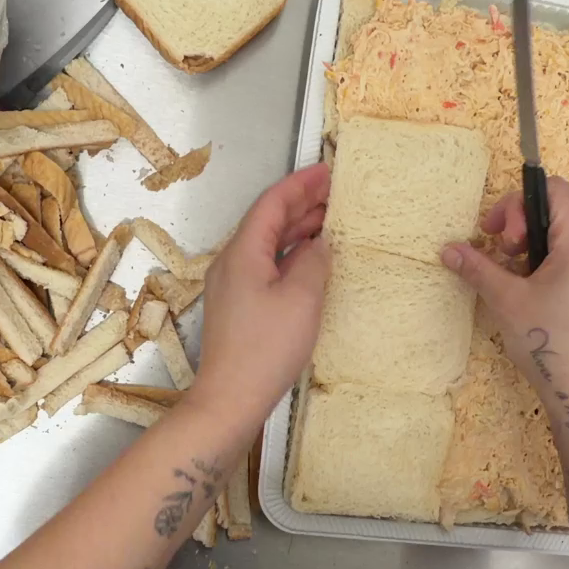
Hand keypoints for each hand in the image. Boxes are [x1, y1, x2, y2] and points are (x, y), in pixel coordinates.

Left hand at [184, 163, 331, 427]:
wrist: (231, 398)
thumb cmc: (266, 348)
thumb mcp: (302, 299)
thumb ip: (314, 262)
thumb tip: (319, 244)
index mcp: (243, 251)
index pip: (272, 203)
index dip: (300, 183)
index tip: (328, 170)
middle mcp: (232, 262)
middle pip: (268, 220)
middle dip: (302, 203)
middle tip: (337, 192)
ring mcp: (233, 285)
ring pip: (268, 244)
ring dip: (298, 229)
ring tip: (332, 219)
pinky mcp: (240, 306)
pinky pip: (267, 266)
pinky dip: (291, 255)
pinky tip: (312, 260)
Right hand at [440, 177, 568, 397]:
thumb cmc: (549, 342)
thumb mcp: (506, 301)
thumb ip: (477, 268)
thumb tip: (447, 249)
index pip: (554, 189)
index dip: (518, 202)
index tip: (498, 235)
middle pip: (561, 206)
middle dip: (523, 222)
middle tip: (503, 253)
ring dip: (535, 241)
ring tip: (514, 273)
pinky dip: (550, 257)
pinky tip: (532, 286)